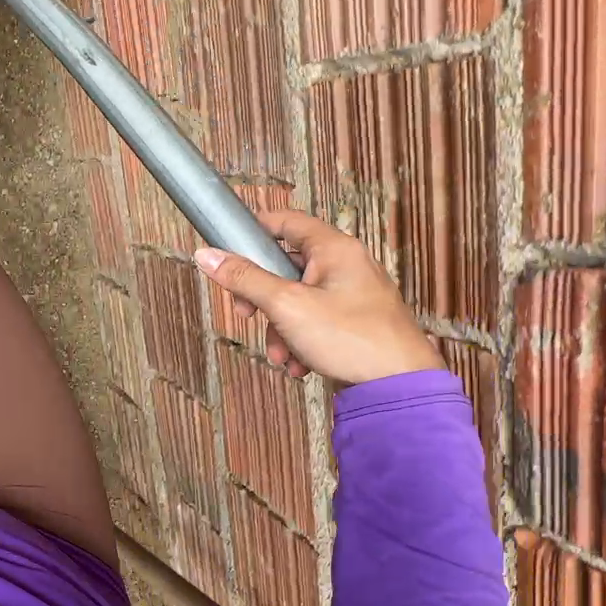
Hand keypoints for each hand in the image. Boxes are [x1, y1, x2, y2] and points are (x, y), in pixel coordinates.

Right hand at [193, 210, 440, 387]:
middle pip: (283, 267)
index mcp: (334, 250)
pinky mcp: (350, 319)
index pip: (286, 221)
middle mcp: (345, 265)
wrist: (397, 384)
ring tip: (282, 352)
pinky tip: (299, 361)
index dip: (254, 230)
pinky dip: (296, 340)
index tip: (228, 246)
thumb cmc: (353, 339)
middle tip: (247, 311)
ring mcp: (349, 293)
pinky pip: (309, 320)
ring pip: (293, 300)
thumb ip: (244, 279)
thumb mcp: (285, 305)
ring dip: (277, 327)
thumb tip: (208, 256)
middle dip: (260, 297)